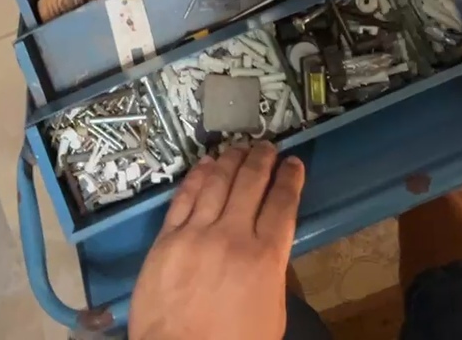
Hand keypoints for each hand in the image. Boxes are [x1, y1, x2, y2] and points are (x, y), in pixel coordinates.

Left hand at [129, 142, 305, 339]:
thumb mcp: (270, 314)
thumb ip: (271, 272)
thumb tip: (269, 242)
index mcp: (264, 259)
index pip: (282, 204)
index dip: (290, 178)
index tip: (293, 163)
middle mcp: (233, 237)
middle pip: (250, 183)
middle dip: (262, 159)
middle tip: (266, 147)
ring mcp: (197, 234)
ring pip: (217, 182)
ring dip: (230, 160)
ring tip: (238, 148)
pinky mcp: (168, 237)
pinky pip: (184, 197)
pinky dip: (197, 176)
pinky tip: (205, 164)